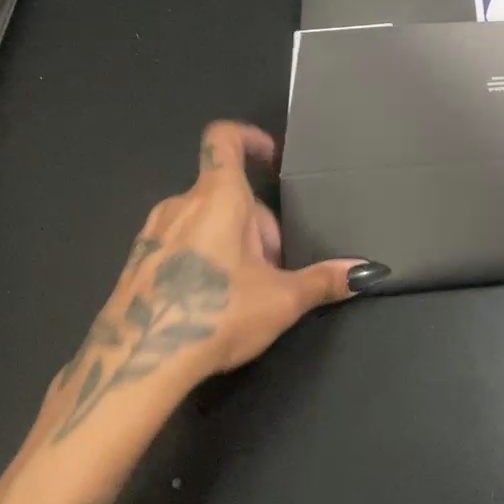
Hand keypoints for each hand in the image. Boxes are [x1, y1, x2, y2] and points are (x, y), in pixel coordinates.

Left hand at [51, 121, 387, 434]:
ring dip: (229, 241)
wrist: (136, 365)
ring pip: (203, 220)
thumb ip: (324, 280)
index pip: (224, 139)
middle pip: (226, 193)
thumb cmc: (215, 313)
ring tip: (245, 288)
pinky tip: (209, 303)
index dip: (249, 137)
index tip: (271, 157)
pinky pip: (178, 245)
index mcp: (217, 196)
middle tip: (274, 267)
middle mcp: (181, 204)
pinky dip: (201, 259)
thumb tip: (367, 271)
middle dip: (256, 223)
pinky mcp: (136, 264)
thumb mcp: (281, 299)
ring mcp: (152, 234)